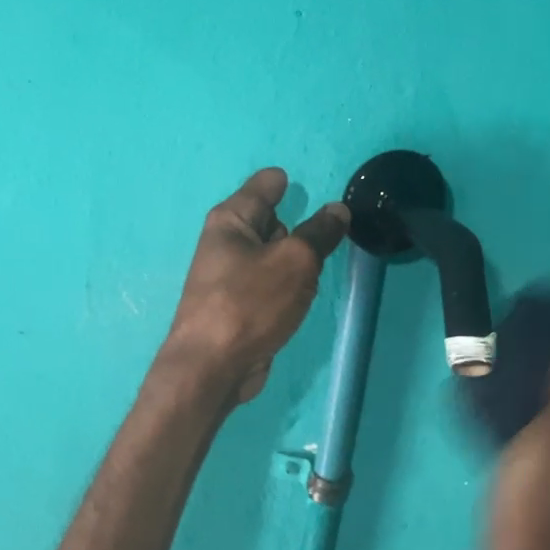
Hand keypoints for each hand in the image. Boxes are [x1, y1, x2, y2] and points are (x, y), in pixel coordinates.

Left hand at [164, 168, 348, 401]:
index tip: (302, 183)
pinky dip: (285, 284)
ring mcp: (229, 277)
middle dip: (292, 221)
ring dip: (292, 257)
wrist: (212, 367)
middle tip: (329, 226)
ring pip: (269, 255)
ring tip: (322, 259)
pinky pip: (267, 284)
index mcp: (231, 220)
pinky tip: (302, 292)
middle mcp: (225, 243)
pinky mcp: (237, 307)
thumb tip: (337, 209)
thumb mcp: (294, 261)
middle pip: (266, 219)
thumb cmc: (250, 302)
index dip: (282, 182)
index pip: (261, 186)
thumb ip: (319, 234)